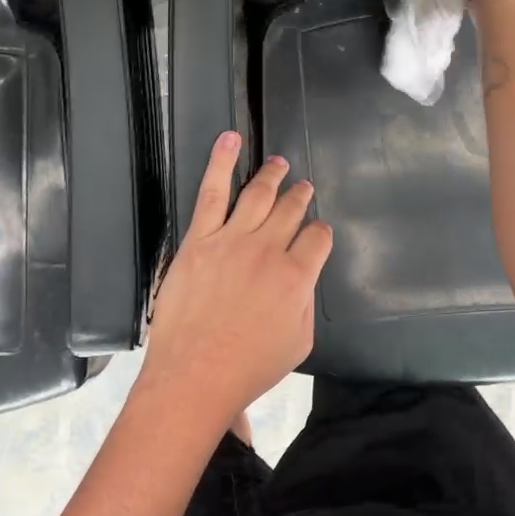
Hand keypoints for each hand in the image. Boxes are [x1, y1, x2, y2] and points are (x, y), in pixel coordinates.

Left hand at [138, 131, 332, 424]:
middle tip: (302, 186)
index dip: (320, 233)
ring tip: (278, 163)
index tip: (317, 232)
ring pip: (258, 194)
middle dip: (300, 195)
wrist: (194, 375)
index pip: (318, 238)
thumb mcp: (298, 344)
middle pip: (290, 210)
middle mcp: (267, 251)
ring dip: (272, 175)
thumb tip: (303, 276)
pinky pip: (212, 191)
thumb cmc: (247, 368)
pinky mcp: (199, 238)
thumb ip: (305, 302)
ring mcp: (231, 240)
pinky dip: (221, 161)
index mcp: (296, 278)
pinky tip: (229, 140)